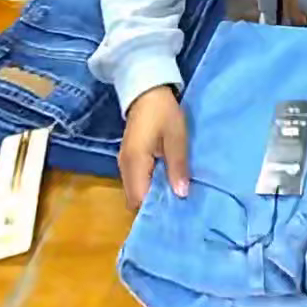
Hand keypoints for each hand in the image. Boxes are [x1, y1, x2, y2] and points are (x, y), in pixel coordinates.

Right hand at [119, 85, 188, 211]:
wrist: (147, 90)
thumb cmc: (163, 112)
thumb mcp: (176, 136)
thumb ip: (178, 165)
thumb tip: (182, 194)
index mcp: (134, 162)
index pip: (139, 199)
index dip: (155, 210)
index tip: (175, 216)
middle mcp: (124, 167)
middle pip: (135, 199)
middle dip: (154, 207)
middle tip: (178, 210)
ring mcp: (124, 163)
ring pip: (136, 191)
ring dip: (152, 196)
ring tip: (175, 200)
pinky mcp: (129, 158)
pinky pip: (137, 181)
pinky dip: (150, 186)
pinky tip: (167, 184)